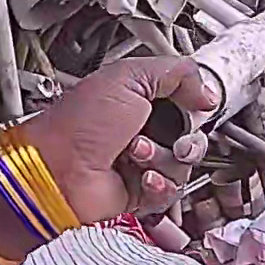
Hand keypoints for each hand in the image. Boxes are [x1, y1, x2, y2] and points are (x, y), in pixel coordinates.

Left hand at [22, 57, 217, 221]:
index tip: (199, 105)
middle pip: (191, 135)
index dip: (194, 105)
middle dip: (184, 136)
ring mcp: (139, 161)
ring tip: (136, 154)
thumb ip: (176, 73)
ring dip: (164, 159)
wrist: (57, 169)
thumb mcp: (128, 78)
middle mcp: (140, 129)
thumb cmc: (78, 124)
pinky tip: (142, 177)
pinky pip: (170, 191)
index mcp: (136, 97)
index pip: (185, 100)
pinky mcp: (138, 191)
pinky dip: (160, 184)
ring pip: (183, 165)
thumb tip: (207, 91)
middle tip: (170, 136)